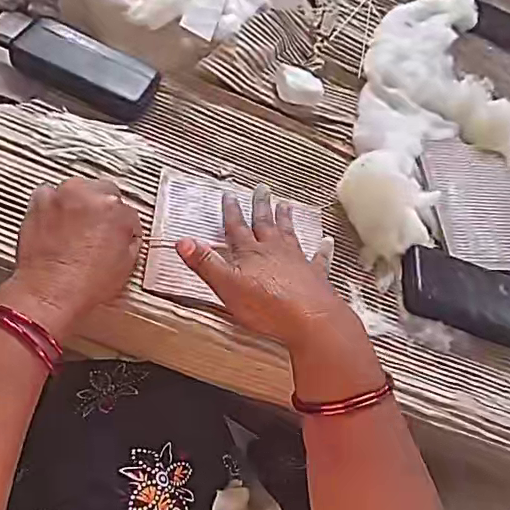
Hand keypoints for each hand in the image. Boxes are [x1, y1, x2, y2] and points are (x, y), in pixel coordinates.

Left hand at [0, 178, 142, 338]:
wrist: (49, 294)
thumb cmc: (84, 284)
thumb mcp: (126, 264)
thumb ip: (130, 239)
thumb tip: (126, 234)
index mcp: (117, 210)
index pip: (128, 212)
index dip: (124, 227)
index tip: (117, 235)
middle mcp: (90, 195)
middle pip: (104, 192)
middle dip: (103, 210)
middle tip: (97, 232)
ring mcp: (63, 196)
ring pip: (78, 191)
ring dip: (79, 205)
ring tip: (76, 230)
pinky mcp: (39, 201)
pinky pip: (51, 196)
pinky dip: (55, 207)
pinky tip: (57, 226)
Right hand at [174, 186, 350, 350]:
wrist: (310, 320)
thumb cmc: (268, 306)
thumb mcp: (226, 285)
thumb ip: (205, 263)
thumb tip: (183, 242)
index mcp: (251, 253)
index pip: (237, 227)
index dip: (231, 211)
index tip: (229, 196)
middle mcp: (274, 251)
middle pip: (265, 224)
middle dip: (260, 206)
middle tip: (261, 189)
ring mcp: (297, 262)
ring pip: (289, 234)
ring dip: (286, 219)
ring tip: (285, 205)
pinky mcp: (315, 276)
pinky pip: (318, 258)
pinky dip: (322, 249)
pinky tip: (326, 241)